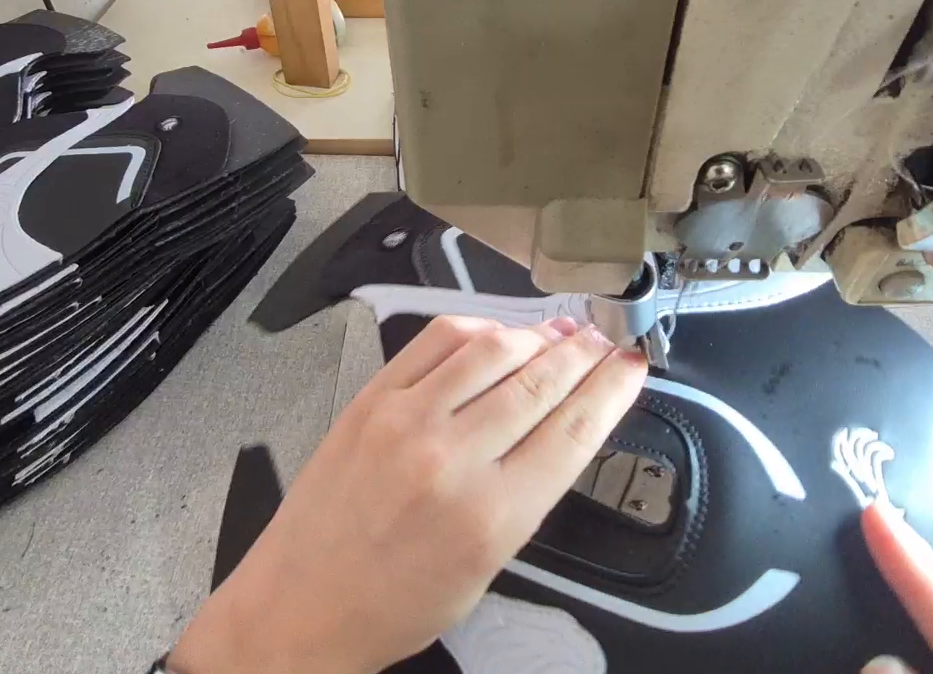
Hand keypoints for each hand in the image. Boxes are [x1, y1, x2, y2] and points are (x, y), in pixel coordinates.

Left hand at [171, 314, 648, 673]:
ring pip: (493, 349)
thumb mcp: (486, 564)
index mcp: (493, 516)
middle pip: (541, 382)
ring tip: (562, 330)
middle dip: (584, 354)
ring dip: (537, 334)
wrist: (300, 604)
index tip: (632, 364)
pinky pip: (437, 340)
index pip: (574, 431)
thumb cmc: (397, 600)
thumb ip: (527, 489)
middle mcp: (454, 458)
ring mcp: (408, 418)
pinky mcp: (374, 397)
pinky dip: (477, 327)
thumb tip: (563, 420)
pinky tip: (497, 331)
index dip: (612, 389)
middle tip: (605, 338)